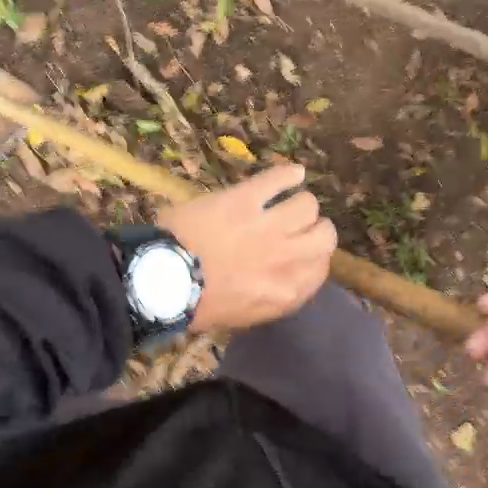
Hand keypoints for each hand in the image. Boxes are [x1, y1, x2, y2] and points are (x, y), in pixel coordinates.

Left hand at [156, 164, 336, 332]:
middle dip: (313, 229)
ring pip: (307, 205)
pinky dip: (288, 174)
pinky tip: (293, 173)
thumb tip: (276, 278)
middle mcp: (288, 261)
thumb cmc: (194, 305)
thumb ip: (268, 295)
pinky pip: (279, 180)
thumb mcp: (241, 314)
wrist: (162, 282)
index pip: (320, 270)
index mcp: (286, 294)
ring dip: (298, 203)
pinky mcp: (247, 200)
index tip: (301, 250)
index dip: (312, 256)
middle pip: (324, 236)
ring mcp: (269, 228)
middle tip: (297, 225)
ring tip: (286, 201)